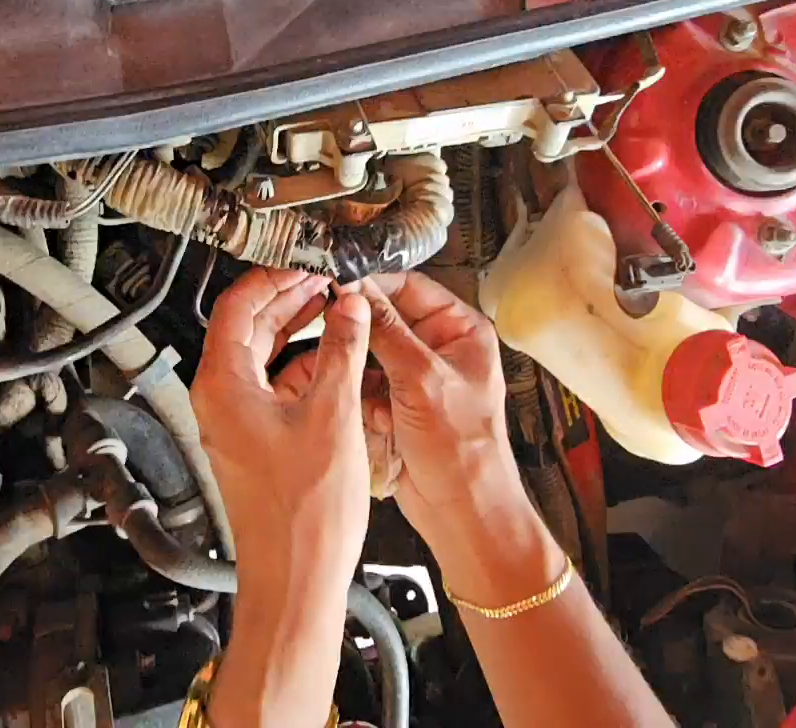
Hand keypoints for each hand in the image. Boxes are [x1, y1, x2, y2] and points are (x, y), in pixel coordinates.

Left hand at [193, 268, 372, 727]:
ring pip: (262, 356)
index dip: (273, 279)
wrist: (296, 579)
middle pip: (247, 327)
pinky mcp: (255, 439)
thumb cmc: (304, 514)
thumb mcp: (333, 413)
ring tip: (332, 309)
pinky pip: (274, 386)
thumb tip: (348, 306)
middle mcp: (220, 399)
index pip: (236, 306)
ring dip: (296, 331)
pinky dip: (302, 366)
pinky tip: (334, 358)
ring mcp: (236, 420)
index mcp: (224, 385)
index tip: (305, 266)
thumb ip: (341, 349)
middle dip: (287, 299)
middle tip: (323, 281)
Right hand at [362, 272, 563, 606]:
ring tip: (348, 374)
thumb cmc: (464, 451)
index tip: (339, 282)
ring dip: (359, 365)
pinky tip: (364, 410)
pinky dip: (359, 393)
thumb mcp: (421, 379)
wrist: (463, 514)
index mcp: (461, 331)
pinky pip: (366, 382)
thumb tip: (357, 291)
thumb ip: (387, 330)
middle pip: (387, 318)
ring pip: (371, 352)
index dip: (374, 284)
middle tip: (331, 326)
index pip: (411, 287)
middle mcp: (440, 348)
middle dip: (362, 330)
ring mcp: (416, 377)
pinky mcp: (397, 403)